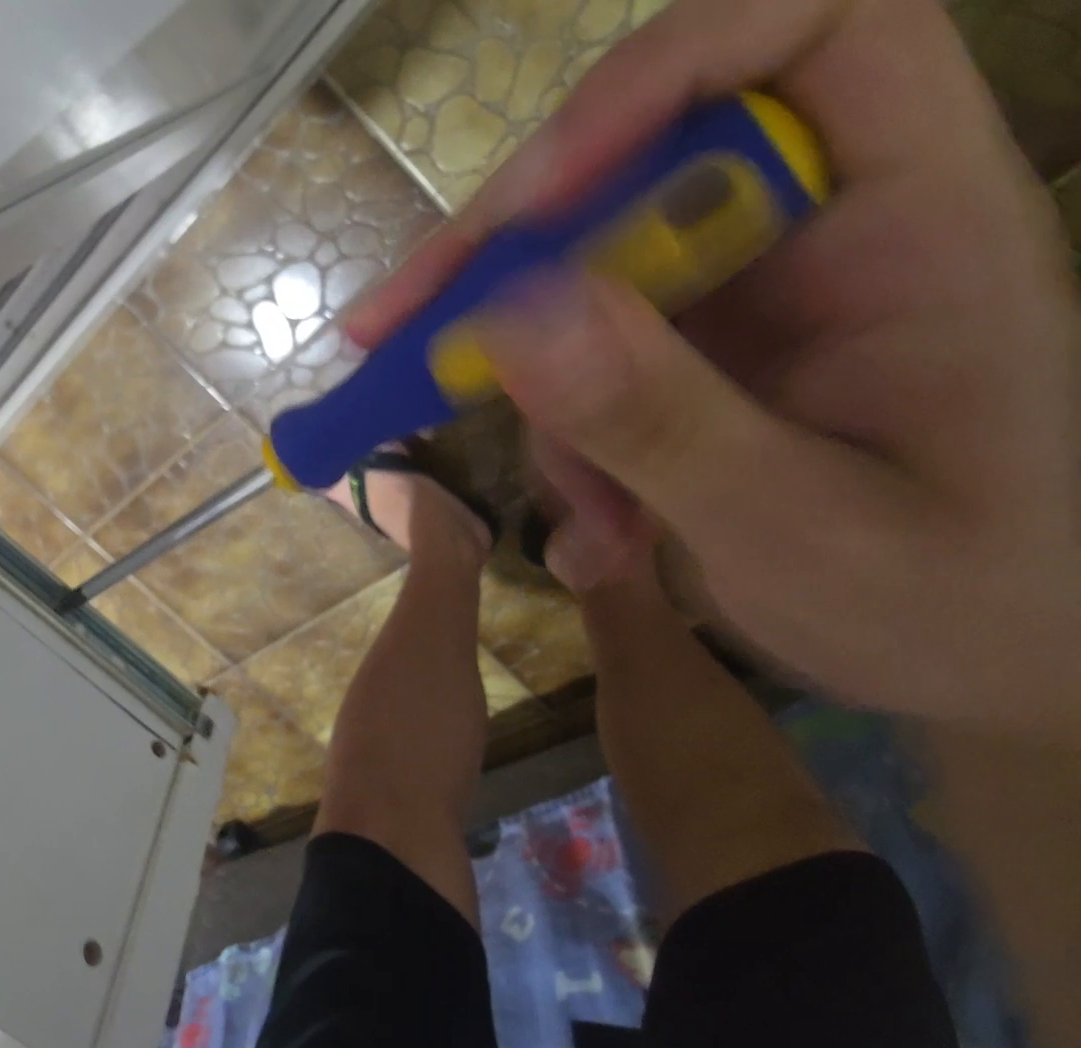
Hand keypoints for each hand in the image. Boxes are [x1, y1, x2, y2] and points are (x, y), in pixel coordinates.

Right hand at [346, 0, 1080, 728]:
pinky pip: (577, 352)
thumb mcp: (799, 529)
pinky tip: (601, 534)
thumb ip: (662, 420)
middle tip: (394, 336)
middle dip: (504, 254)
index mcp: (913, 217)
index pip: (809, 29)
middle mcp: (817, 224)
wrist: (982, 655)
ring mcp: (746, 288)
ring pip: (576, 274)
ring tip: (587, 521)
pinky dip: (559, 442)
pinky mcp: (693, 346)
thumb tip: (512, 319)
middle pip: (629, 157)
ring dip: (539, 392)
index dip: (657, 76)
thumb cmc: (951, 601)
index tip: (540, 194)